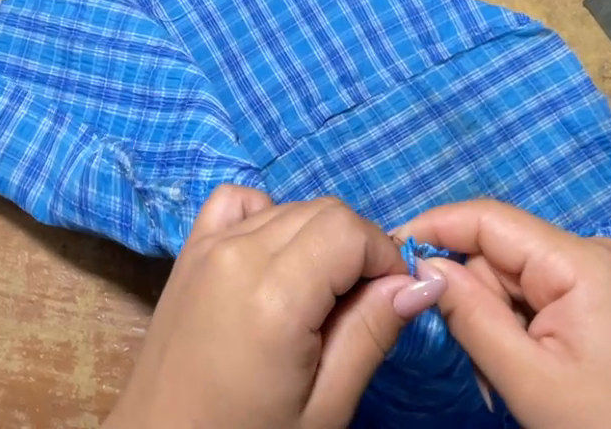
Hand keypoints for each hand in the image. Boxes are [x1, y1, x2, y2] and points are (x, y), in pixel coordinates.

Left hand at [104, 187, 447, 428]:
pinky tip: (272, 259)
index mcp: (274, 292)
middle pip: (322, 210)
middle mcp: (239, 250)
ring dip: (317, 237)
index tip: (392, 300)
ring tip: (316, 296)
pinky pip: (238, 201)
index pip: (349, 229)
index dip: (384, 258)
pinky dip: (267, 214)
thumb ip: (371, 333)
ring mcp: (209, 242)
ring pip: (287, 204)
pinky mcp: (190, 246)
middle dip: (356, 249)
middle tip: (358, 309)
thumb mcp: (325, 408)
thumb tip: (420, 280)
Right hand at [396, 201, 610, 428]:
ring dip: (497, 325)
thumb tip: (421, 264)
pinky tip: (532, 373)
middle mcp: (596, 253)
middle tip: (479, 367)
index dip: (433, 229)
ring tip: (508, 384)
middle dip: (475, 303)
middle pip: (499, 256)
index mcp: (582, 260)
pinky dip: (522, 332)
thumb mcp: (530, 380)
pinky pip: (541, 299)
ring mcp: (608, 278)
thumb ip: (469, 314)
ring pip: (516, 281)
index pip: (487, 220)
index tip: (388, 250)